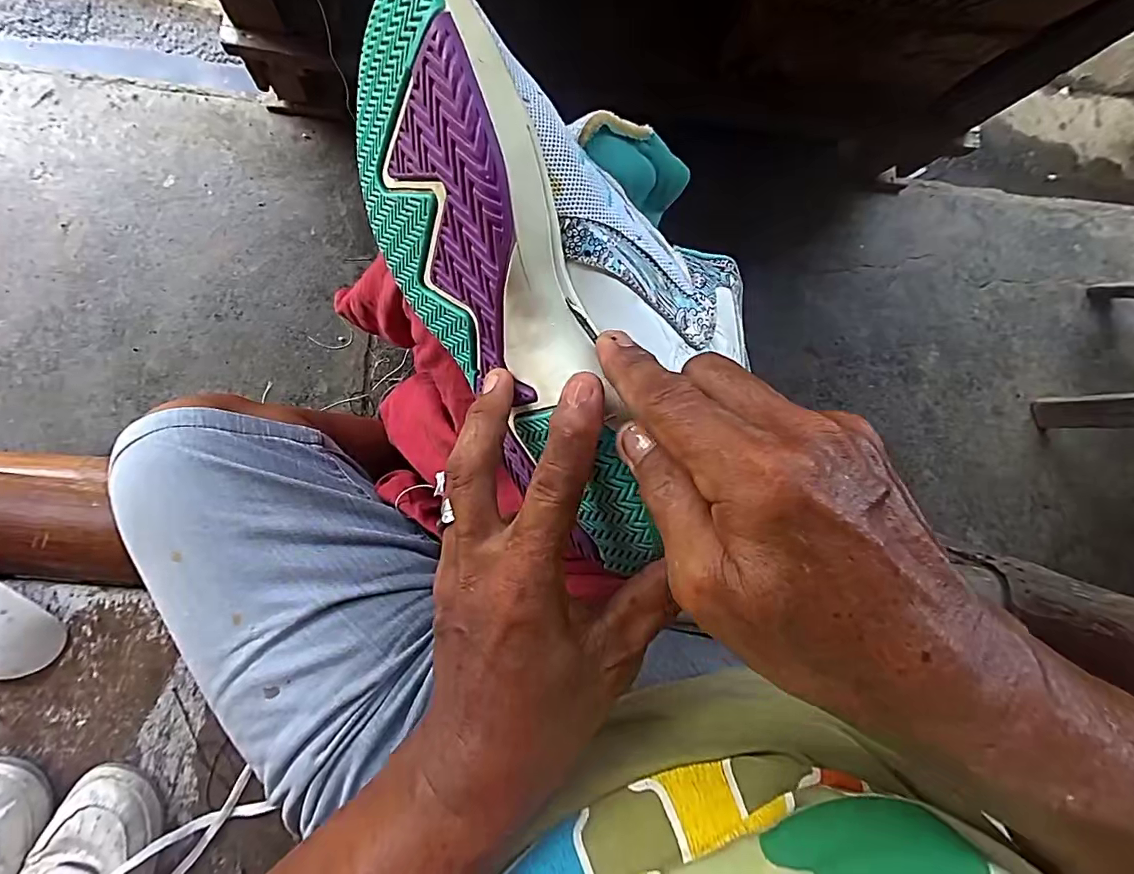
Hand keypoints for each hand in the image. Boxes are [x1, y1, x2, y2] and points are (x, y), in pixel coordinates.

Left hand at [408, 366, 675, 843]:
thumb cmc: (545, 715)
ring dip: (472, 435)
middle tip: (503, 370)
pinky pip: (454, 507)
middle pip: (470, 470)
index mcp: (524, 579)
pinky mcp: (445, 575)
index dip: (570, 432)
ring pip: (453, 484)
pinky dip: (470, 471)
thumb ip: (649, 598)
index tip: (584, 384)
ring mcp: (452, 566)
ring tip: (490, 393)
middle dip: (485, 415)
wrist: (472, 762)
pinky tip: (488, 457)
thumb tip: (688, 547)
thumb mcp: (609, 660)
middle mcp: (478, 561)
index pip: (551, 489)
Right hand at [595, 331, 1013, 723]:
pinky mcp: (859, 437)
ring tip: (716, 472)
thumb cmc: (811, 639)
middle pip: (712, 372)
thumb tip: (637, 437)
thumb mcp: (709, 587)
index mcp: (754, 474)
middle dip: (675, 391)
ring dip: (715, 411)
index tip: (611, 345)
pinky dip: (757, 430)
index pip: (674, 400)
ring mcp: (837, 430)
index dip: (634, 370)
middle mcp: (799, 434)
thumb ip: (667, 497)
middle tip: (657, 432)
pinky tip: (768, 485)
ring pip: (749, 387)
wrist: (926, 654)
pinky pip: (784, 410)